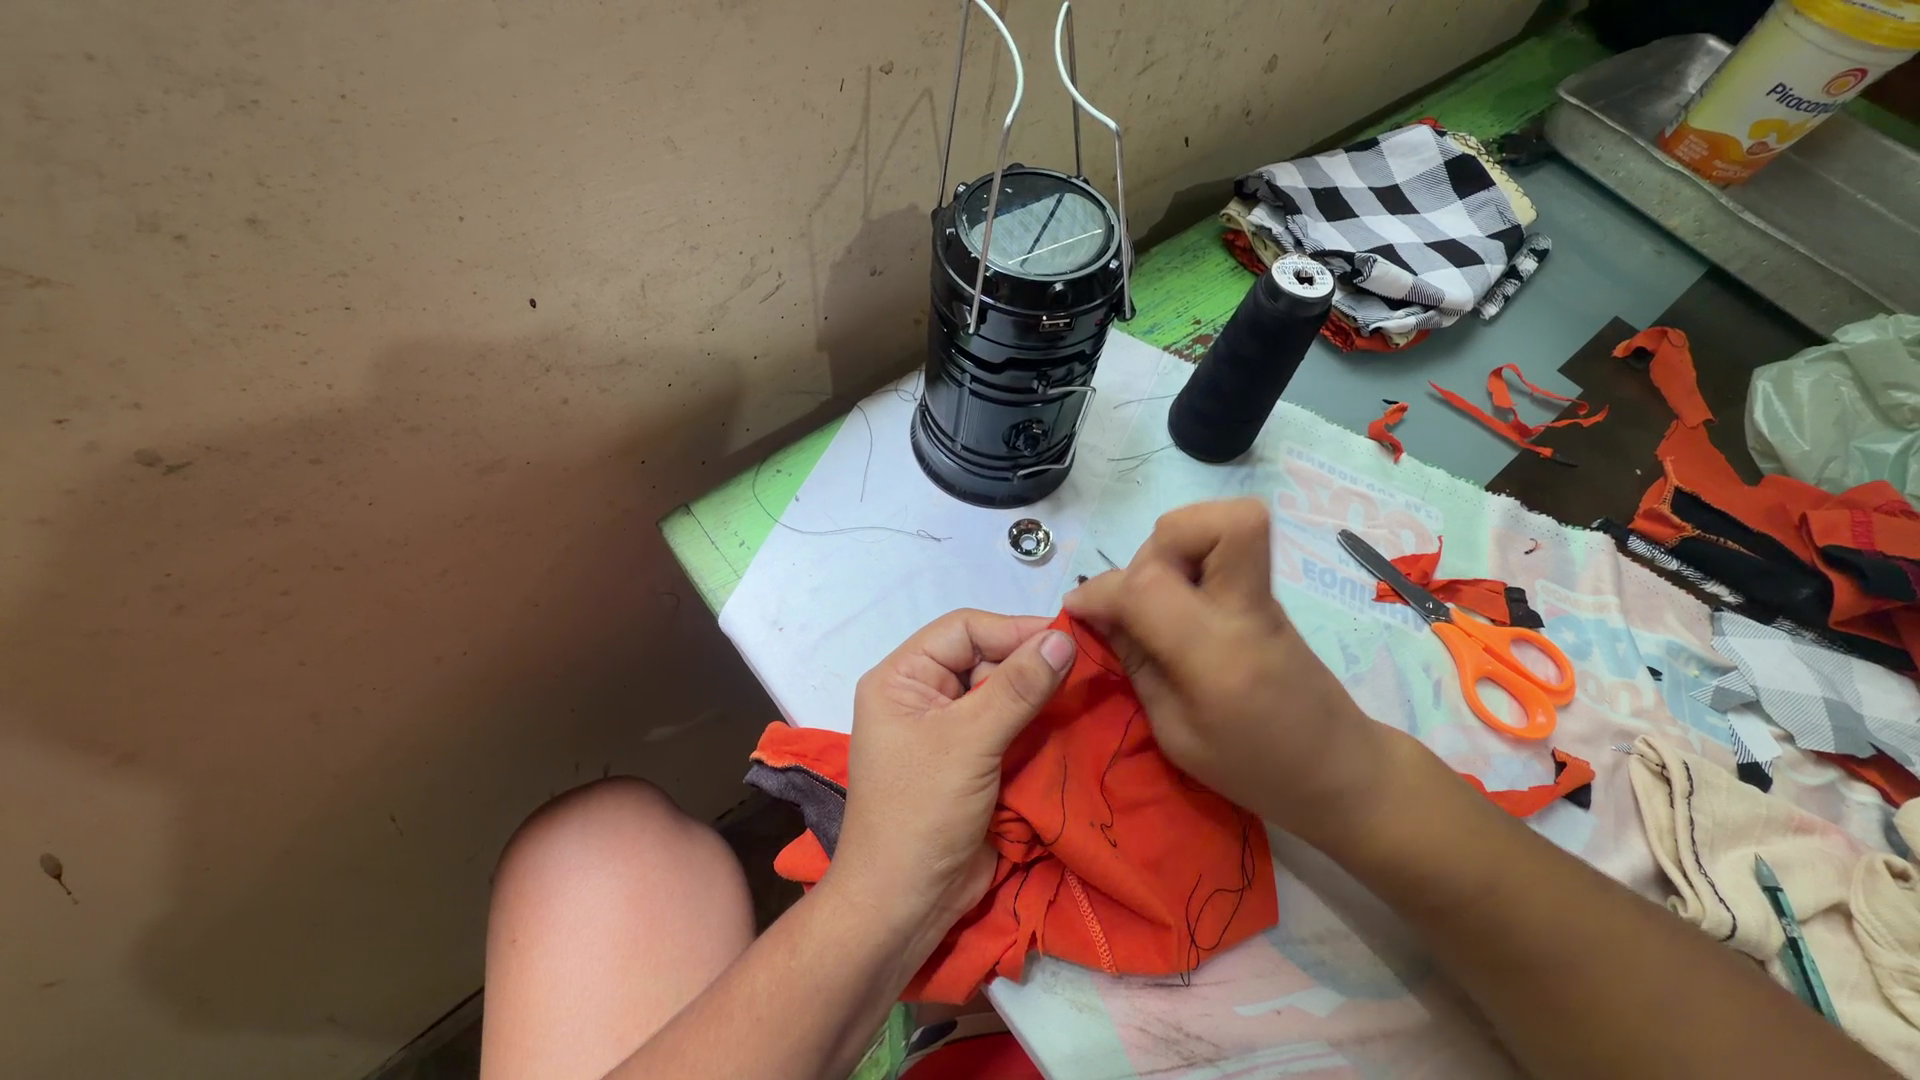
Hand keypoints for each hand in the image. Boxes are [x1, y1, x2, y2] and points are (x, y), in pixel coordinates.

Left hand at [827, 609, 1076, 964]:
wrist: (905, 905)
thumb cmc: (922, 812)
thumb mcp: (969, 742)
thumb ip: (1018, 688)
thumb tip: (1063, 638)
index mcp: (902, 679)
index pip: (963, 630)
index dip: (1013, 630)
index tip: (1068, 639)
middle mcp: (923, 696)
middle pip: (985, 659)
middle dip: (1031, 664)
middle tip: (1087, 667)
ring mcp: (948, 732)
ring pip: (1003, 695)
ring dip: (1041, 697)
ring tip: (1088, 692)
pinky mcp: (973, 764)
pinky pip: (1010, 730)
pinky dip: (1039, 727)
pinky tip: (1073, 724)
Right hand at [1064, 499, 1385, 842]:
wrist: (1338, 772)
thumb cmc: (1253, 770)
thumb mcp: (1175, 734)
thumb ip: (1136, 664)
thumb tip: (1096, 615)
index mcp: (1217, 655)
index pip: (1147, 586)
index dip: (1099, 591)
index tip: (1078, 612)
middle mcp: (1246, 609)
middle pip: (1213, 524)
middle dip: (1155, 548)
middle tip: (1138, 599)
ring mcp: (1266, 596)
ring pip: (1225, 522)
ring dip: (1176, 546)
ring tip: (1160, 597)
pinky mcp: (1269, 595)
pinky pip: (1228, 547)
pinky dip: (1192, 556)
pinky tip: (1181, 603)